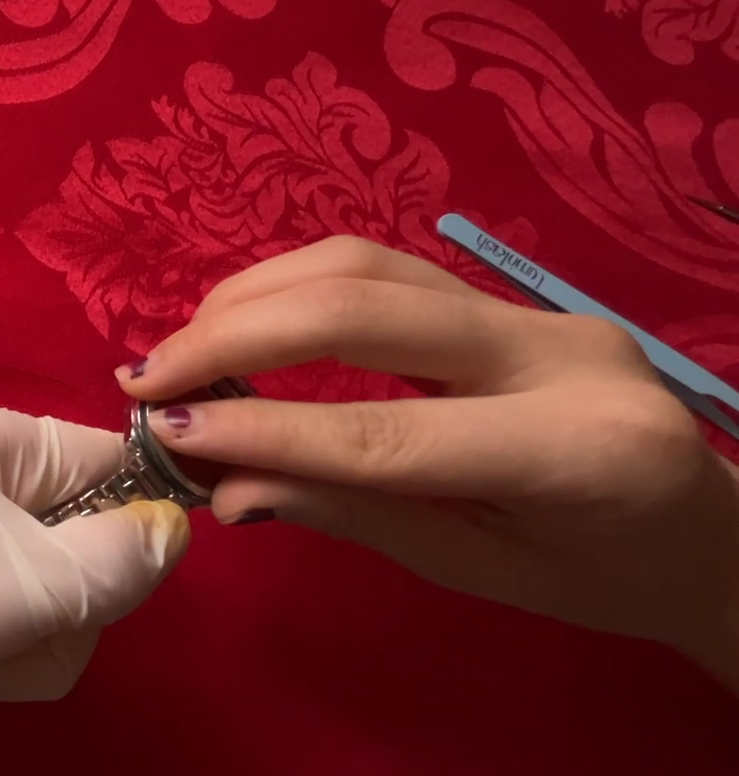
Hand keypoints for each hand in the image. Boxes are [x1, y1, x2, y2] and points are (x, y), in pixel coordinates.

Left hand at [0, 396, 187, 771]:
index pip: (104, 457)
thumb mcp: (24, 588)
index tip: (116, 587)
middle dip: (66, 596)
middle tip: (24, 633)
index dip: (131, 522)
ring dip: (29, 625)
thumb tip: (169, 528)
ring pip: (37, 566)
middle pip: (73, 522)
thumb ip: (118, 559)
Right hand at [118, 236, 738, 687]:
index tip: (163, 430)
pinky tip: (235, 320)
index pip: (380, 432)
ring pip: (353, 264)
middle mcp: (559, 352)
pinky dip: (278, 286)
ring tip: (183, 347)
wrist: (699, 524)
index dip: (259, 427)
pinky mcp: (489, 286)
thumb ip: (344, 512)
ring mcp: (526, 303)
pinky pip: (363, 262)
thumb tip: (222, 488)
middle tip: (148, 375)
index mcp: (579, 451)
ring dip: (246, 300)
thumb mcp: (468, 567)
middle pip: (359, 310)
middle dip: (232, 338)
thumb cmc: (588, 569)